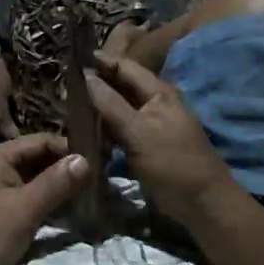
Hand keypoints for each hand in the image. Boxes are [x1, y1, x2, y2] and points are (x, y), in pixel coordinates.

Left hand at [0, 134, 90, 264]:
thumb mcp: (23, 210)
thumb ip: (54, 184)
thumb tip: (86, 159)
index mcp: (3, 155)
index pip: (46, 141)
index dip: (72, 149)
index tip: (102, 161)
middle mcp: (7, 164)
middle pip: (47, 158)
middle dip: (73, 168)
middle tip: (104, 179)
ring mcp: (10, 185)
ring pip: (46, 177)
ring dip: (68, 185)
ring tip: (97, 193)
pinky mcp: (14, 206)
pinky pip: (42, 194)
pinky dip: (59, 199)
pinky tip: (79, 207)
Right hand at [84, 51, 236, 222]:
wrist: (201, 203)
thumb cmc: (172, 163)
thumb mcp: (138, 132)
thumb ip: (110, 104)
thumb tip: (86, 76)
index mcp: (158, 91)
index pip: (123, 66)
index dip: (99, 62)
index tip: (69, 61)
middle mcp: (154, 102)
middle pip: (120, 86)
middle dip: (94, 85)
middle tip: (62, 87)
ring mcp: (150, 123)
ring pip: (118, 108)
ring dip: (97, 107)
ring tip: (67, 107)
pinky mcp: (145, 144)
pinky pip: (120, 128)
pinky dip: (104, 127)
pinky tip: (84, 130)